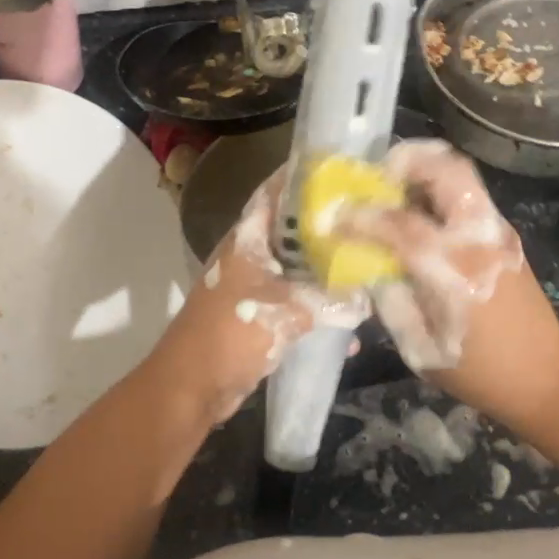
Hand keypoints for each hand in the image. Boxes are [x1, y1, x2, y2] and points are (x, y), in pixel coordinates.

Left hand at [141, 165, 343, 425]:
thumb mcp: (286, 312)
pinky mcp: (258, 317)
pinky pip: (296, 303)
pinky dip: (319, 310)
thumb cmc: (231, 334)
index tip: (337, 171)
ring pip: (298, 269)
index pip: (273, 194)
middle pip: (293, 232)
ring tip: (367, 272)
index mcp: (248, 240)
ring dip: (328, 274)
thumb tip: (367, 301)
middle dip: (328, 229)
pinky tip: (350, 328)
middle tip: (368, 222)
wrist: (190, 387)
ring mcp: (253, 286)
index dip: (300, 179)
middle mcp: (250, 255)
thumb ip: (329, 302)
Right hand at [336, 139, 558, 424]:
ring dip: (422, 171)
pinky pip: (466, 193)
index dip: (361, 217)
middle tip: (374, 180)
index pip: (401, 224)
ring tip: (391, 191)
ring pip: (460, 173)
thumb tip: (363, 260)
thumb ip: (389, 297)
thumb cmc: (479, 371)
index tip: (334, 216)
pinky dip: (437, 188)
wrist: (546, 376)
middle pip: (445, 169)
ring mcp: (498, 230)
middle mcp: (480, 238)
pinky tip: (417, 214)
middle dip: (404, 162)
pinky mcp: (503, 232)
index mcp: (456, 272)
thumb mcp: (419, 347)